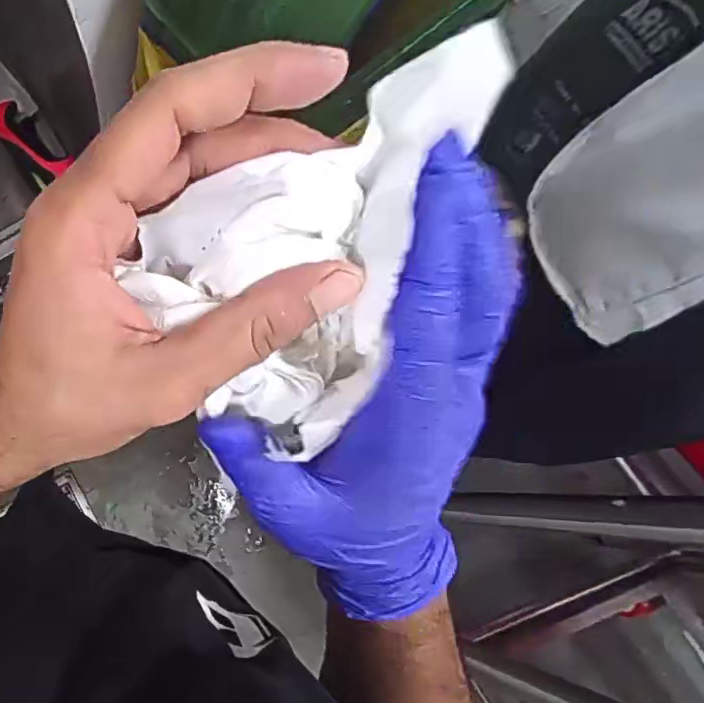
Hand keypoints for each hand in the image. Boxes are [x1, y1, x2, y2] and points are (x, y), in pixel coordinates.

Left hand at [0, 43, 365, 485]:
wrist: (17, 428)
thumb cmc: (67, 410)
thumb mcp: (164, 379)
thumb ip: (249, 330)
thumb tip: (336, 280)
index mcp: (78, 221)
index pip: (165, 113)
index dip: (249, 77)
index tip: (325, 71)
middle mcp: (76, 205)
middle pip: (175, 132)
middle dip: (261, 125)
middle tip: (333, 153)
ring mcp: (83, 223)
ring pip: (170, 164)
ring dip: (241, 163)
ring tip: (311, 180)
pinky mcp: (94, 244)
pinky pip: (159, 201)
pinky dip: (212, 200)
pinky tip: (258, 216)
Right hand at [200, 136, 520, 620]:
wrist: (388, 555)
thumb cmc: (340, 531)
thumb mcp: (284, 506)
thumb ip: (250, 459)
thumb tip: (215, 406)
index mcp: (412, 409)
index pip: (436, 310)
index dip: (436, 237)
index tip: (429, 172)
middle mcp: (451, 384)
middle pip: (477, 283)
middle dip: (460, 209)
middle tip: (435, 147)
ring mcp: (462, 380)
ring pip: (488, 289)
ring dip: (470, 226)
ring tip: (440, 172)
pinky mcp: (456, 379)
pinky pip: (479, 308)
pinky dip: (470, 258)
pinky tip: (444, 230)